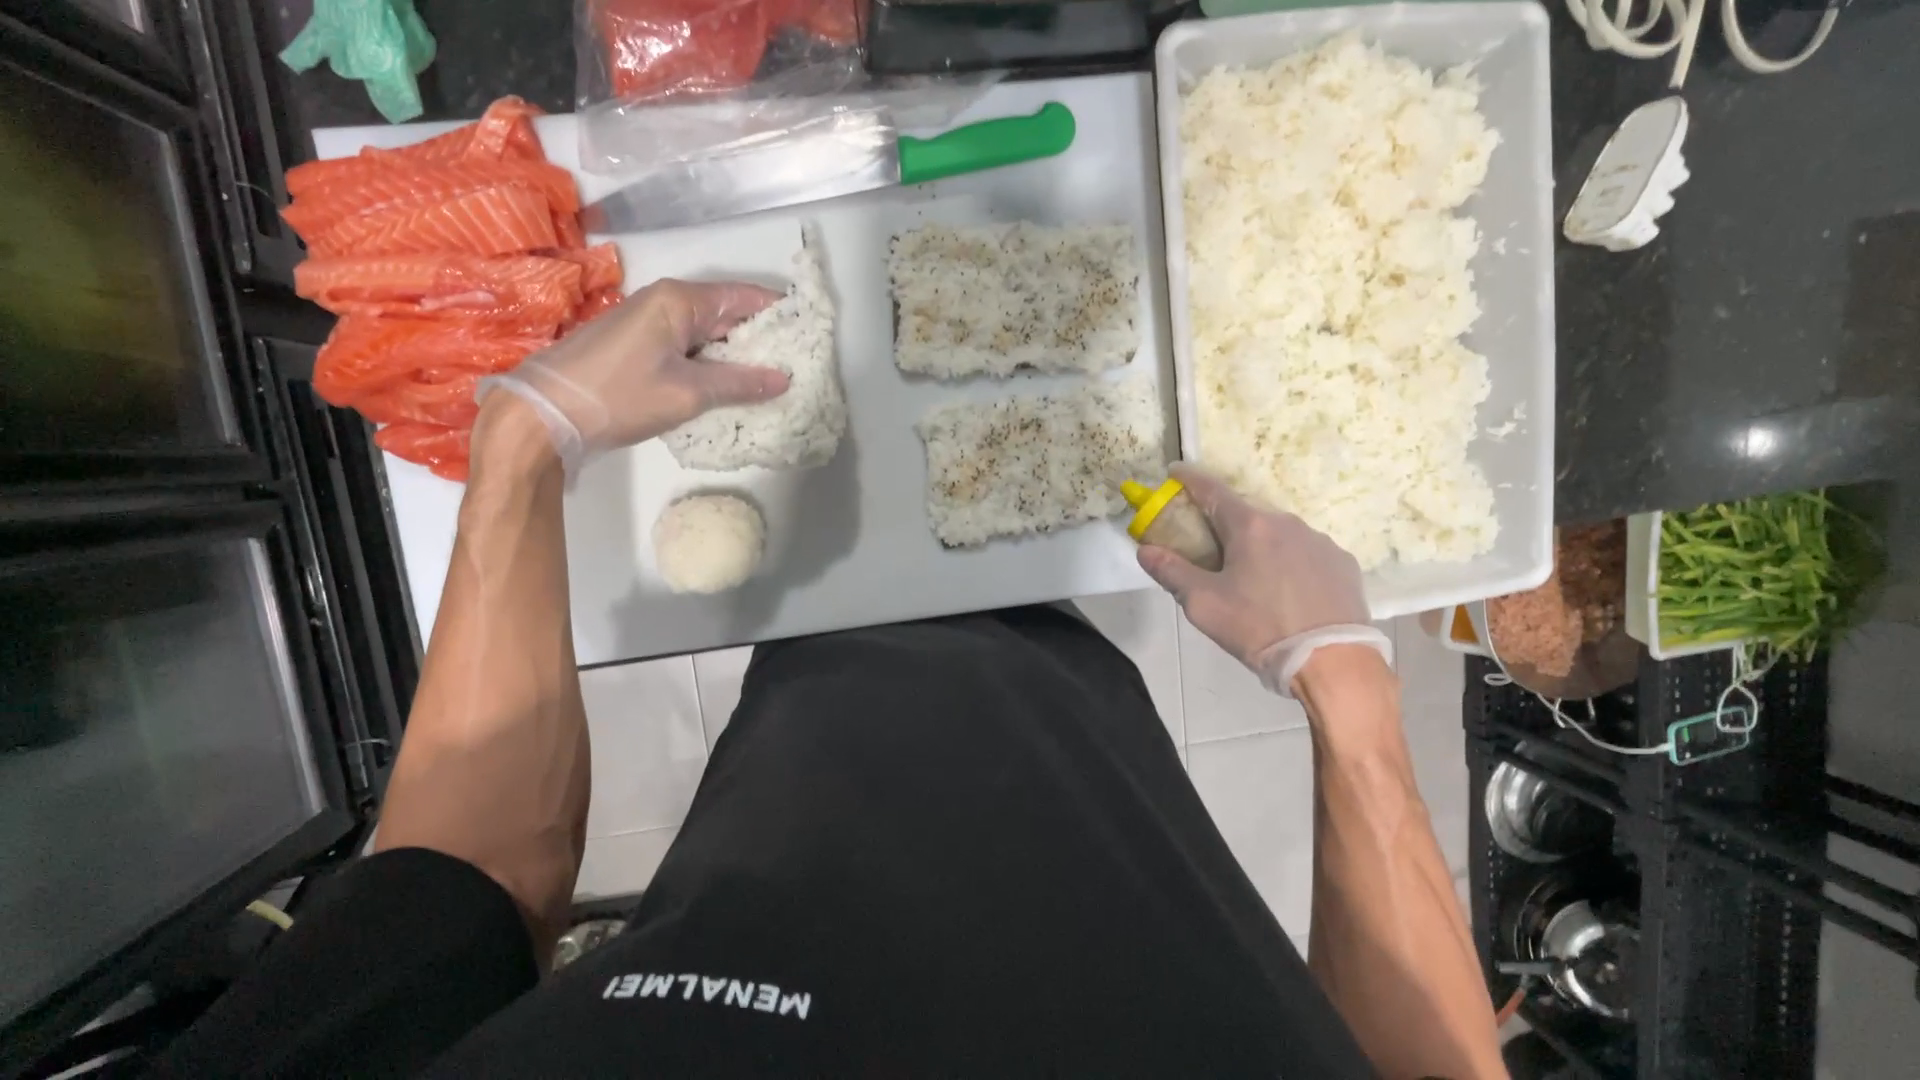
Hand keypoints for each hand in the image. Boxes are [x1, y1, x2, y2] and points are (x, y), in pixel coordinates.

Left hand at [479, 279, 789, 472]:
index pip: (746, 297)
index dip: (780, 314)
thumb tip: (783, 378)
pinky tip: (725, 387)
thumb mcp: (687, 393)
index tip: (809, 336)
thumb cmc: (619, 396)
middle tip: (795, 366)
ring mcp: (647, 321)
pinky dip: (709, 362)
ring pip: (706, 332)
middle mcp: (665, 301)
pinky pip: (686, 345)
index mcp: (680, 300)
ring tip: (768, 381)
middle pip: (727, 313)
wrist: (544, 413)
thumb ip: (740, 383)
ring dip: (734, 355)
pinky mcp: (636, 344)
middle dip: (760, 339)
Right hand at [1137, 463, 1390, 696]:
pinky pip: (1305, 554)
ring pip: (1277, 535)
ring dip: (1260, 548)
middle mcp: (1286, 523)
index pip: (1212, 490)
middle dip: (1224, 526)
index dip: (1189, 480)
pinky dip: (1289, 564)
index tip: (1174, 473)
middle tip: (1209, 551)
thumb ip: (1171, 571)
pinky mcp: (1343, 564)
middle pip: (1245, 516)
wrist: (1331, 661)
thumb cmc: (1259, 628)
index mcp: (1249, 526)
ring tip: (1253, 582)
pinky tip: (1287, 593)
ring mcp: (1319, 541)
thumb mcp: (1203, 604)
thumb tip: (1145, 549)